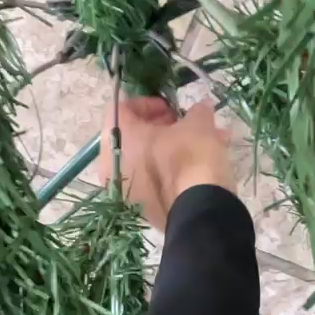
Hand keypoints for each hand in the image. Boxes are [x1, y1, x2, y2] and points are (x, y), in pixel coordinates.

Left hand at [102, 97, 235, 230]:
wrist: (200, 210)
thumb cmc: (190, 157)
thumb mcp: (198, 123)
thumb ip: (196, 111)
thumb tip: (200, 110)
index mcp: (118, 139)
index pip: (122, 109)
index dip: (147, 103)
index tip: (169, 107)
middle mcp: (113, 167)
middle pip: (132, 138)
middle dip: (160, 129)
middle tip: (182, 126)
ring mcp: (125, 193)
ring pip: (145, 162)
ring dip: (171, 149)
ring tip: (200, 146)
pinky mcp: (142, 211)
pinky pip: (152, 183)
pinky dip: (169, 172)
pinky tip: (196, 168)